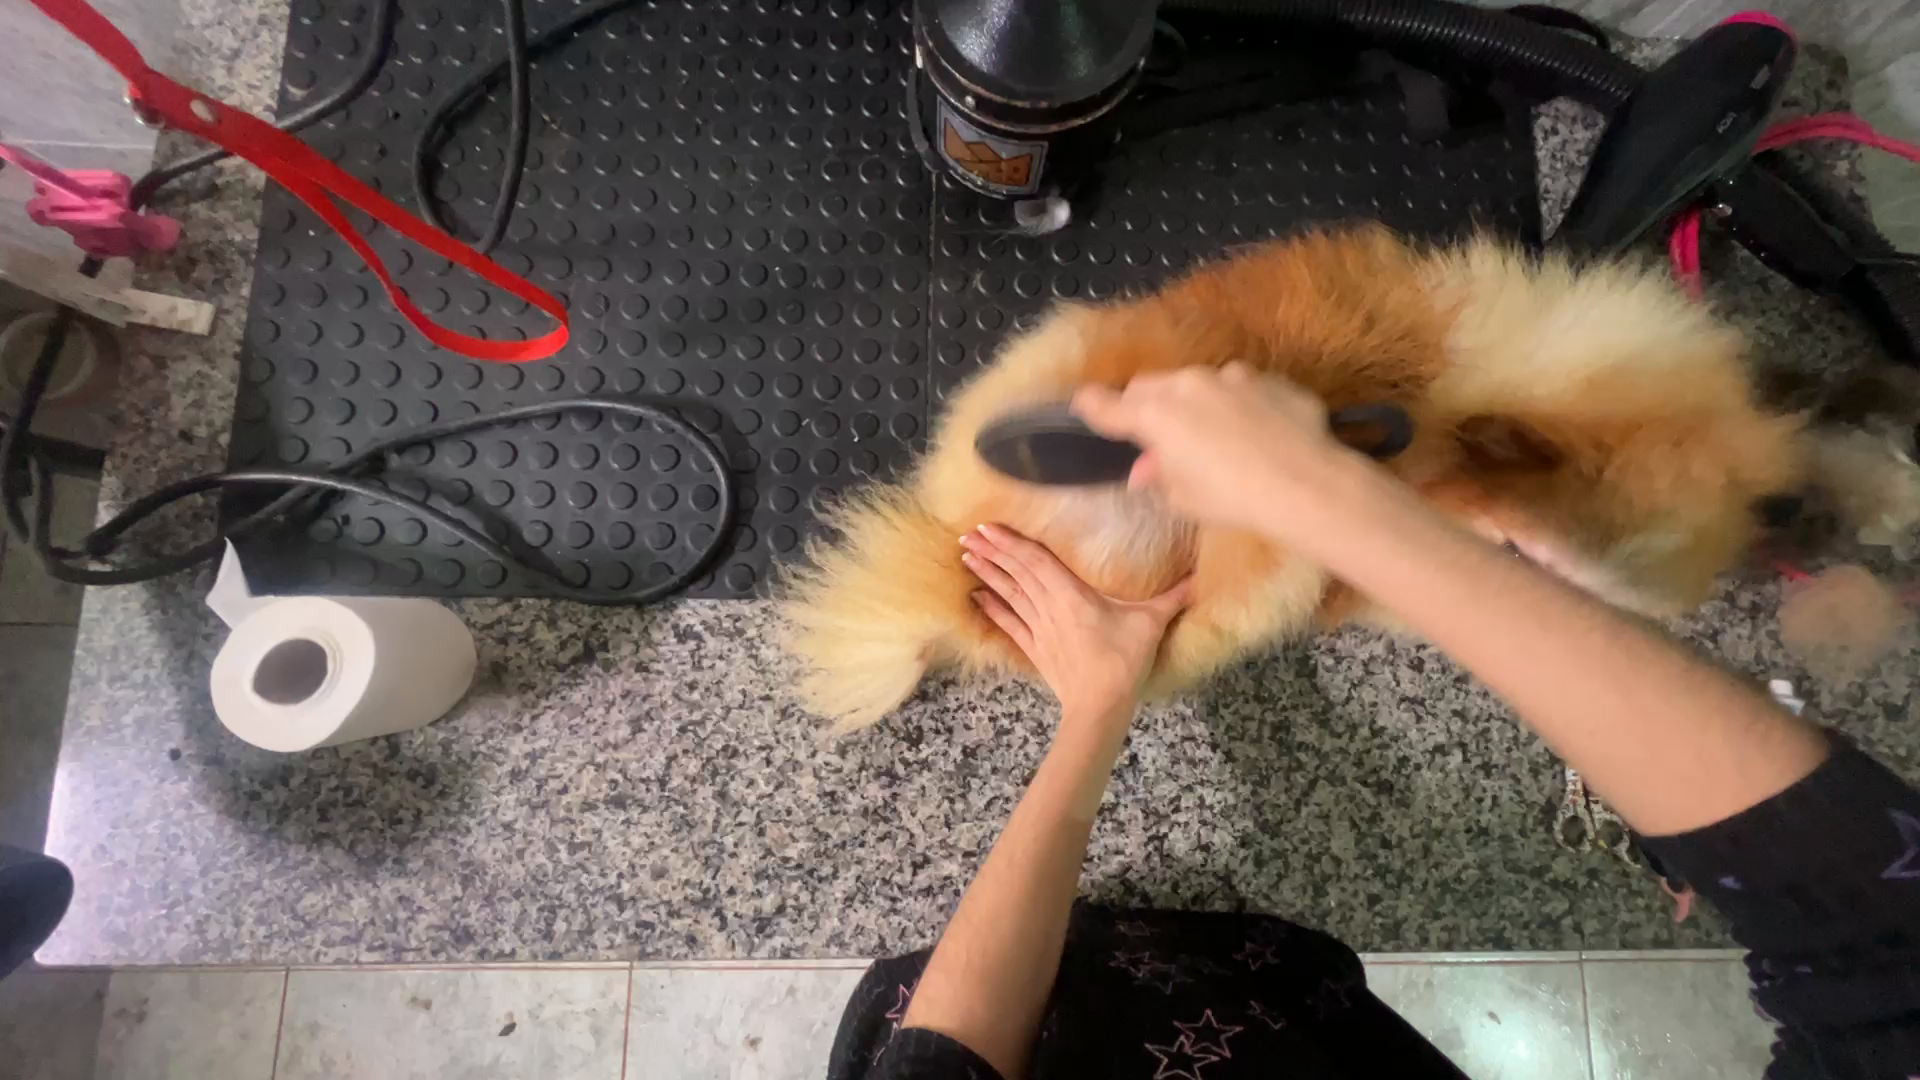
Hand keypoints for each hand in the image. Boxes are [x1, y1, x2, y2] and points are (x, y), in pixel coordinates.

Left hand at [960, 523, 1190, 742]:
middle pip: (1015, 572)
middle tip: (967, 533)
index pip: (1036, 560)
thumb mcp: (1150, 623)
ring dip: (986, 573)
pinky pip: (1008, 624)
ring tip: (965, 555)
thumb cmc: (1123, 660)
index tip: (990, 526)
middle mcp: (1047, 605)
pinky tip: (975, 596)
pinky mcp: (1033, 648)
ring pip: (1007, 594)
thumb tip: (1200, 577)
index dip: (1012, 542)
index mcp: (1071, 593)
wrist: (1100, 705)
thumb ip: (1173, 597)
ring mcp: (1037, 627)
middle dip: (991, 551)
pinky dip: (991, 609)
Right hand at [1071, 363, 1348, 533]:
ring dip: (1190, 402)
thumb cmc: (1231, 498)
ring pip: (1194, 382)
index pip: (1108, 405)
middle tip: (1150, 432)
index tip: (1082, 403)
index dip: (1091, 405)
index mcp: (1156, 415)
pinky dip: (1232, 404)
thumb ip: (1159, 474)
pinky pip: (1237, 388)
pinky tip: (1251, 432)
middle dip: (1142, 404)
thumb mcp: (1184, 496)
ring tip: (1208, 433)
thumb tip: (1145, 468)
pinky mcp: (1268, 379)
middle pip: (1149, 386)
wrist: (1305, 484)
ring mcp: (1231, 377)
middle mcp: (1187, 385)